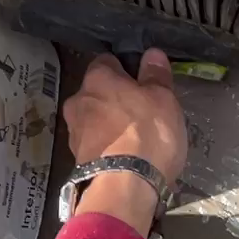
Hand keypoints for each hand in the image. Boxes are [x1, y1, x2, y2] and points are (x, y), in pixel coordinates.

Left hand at [63, 50, 187, 236]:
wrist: (124, 185)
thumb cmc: (147, 134)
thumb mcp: (164, 101)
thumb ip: (157, 76)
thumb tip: (152, 53)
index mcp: (97, 77)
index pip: (108, 62)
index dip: (126, 71)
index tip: (142, 85)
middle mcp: (78, 99)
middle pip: (98, 93)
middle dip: (115, 101)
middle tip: (139, 117)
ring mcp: (74, 131)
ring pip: (94, 120)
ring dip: (109, 127)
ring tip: (133, 143)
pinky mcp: (77, 159)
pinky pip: (95, 146)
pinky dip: (107, 149)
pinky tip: (124, 160)